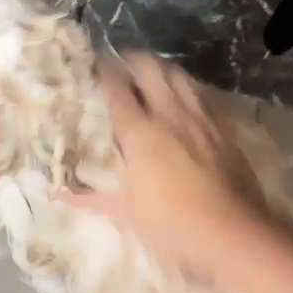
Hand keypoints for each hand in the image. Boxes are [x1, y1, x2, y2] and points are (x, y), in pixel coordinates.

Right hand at [58, 50, 270, 277]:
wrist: (234, 233)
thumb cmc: (173, 226)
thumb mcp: (127, 215)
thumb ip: (92, 199)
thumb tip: (58, 194)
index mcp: (140, 132)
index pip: (117, 89)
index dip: (105, 72)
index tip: (96, 66)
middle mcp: (168, 114)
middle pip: (150, 68)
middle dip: (134, 59)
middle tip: (123, 62)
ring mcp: (199, 117)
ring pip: (178, 75)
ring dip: (162, 67)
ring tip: (152, 71)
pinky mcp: (222, 127)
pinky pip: (200, 93)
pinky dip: (187, 87)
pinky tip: (184, 95)